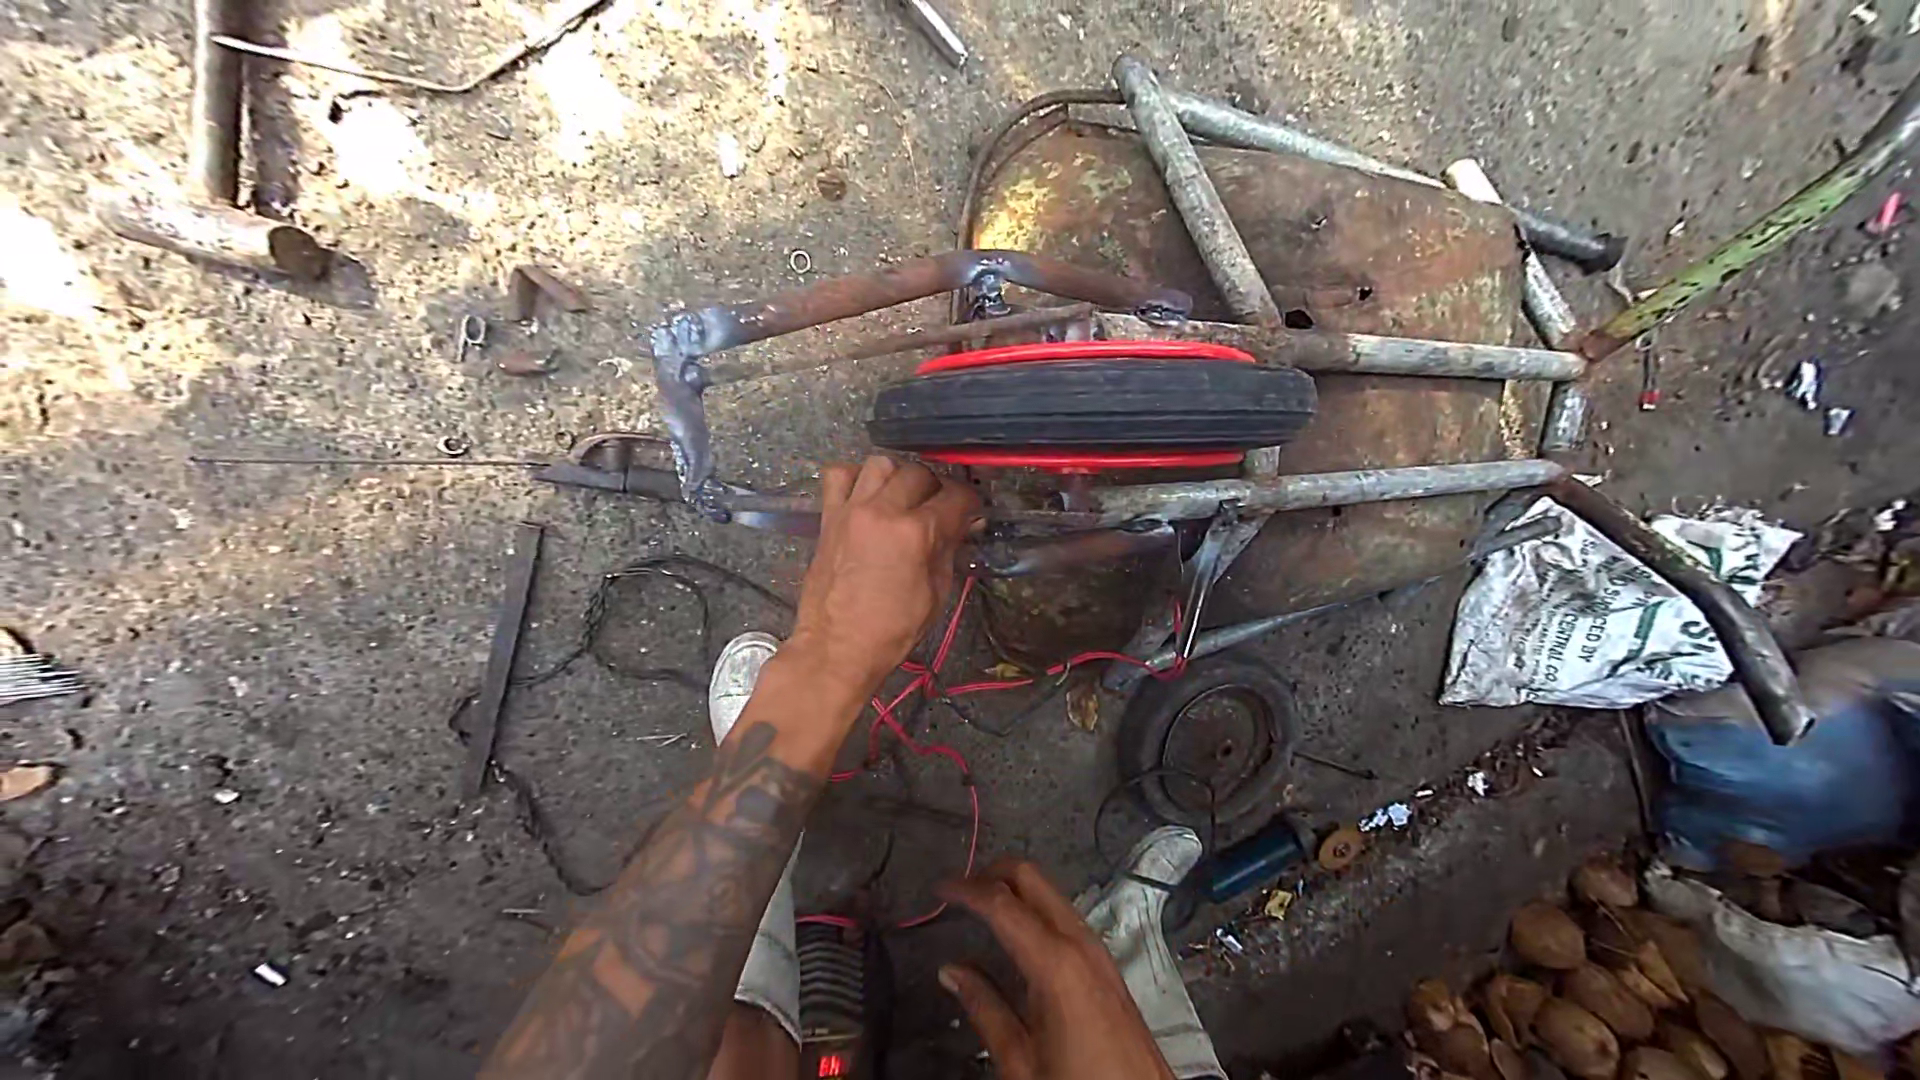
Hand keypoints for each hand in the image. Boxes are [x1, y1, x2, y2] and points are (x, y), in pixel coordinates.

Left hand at [788, 455, 980, 703]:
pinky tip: (865, 496)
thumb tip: (961, 524)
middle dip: (936, 488)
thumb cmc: (892, 629)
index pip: (955, 497)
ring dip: (898, 476)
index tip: (970, 510)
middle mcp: (883, 511)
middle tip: (938, 509)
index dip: (970, 502)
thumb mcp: (936, 592)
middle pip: (919, 473)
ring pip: (880, 464)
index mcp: (915, 533)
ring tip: (902, 498)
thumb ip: (949, 549)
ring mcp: (851, 511)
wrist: (837, 647)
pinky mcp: (828, 518)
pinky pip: (838, 475)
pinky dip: (855, 477)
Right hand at [936, 859, 1174, 1079]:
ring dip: (1012, 888)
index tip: (938, 888)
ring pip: (1047, 890)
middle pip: (1029, 876)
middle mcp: (1078, 939)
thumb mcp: (1022, 1064)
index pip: (1001, 903)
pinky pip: (1062, 913)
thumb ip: (984, 1009)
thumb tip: (949, 970)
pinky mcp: (1105, 960)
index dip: (965, 889)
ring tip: (978, 908)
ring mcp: (1096, 947)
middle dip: (990, 873)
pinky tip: (1014, 933)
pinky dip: (1032, 907)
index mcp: (1055, 962)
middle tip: (958, 891)